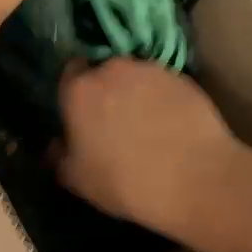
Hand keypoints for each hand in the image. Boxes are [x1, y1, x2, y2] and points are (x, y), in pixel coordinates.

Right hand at [58, 59, 243, 228]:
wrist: (196, 179)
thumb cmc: (125, 181)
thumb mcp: (78, 180)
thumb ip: (59, 157)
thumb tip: (56, 145)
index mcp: (79, 91)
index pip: (68, 74)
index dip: (73, 95)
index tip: (80, 116)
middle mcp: (113, 70)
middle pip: (103, 73)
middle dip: (105, 92)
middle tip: (112, 123)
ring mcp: (152, 71)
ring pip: (135, 78)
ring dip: (135, 94)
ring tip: (146, 126)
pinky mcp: (184, 79)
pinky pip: (163, 86)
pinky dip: (163, 100)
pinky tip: (171, 127)